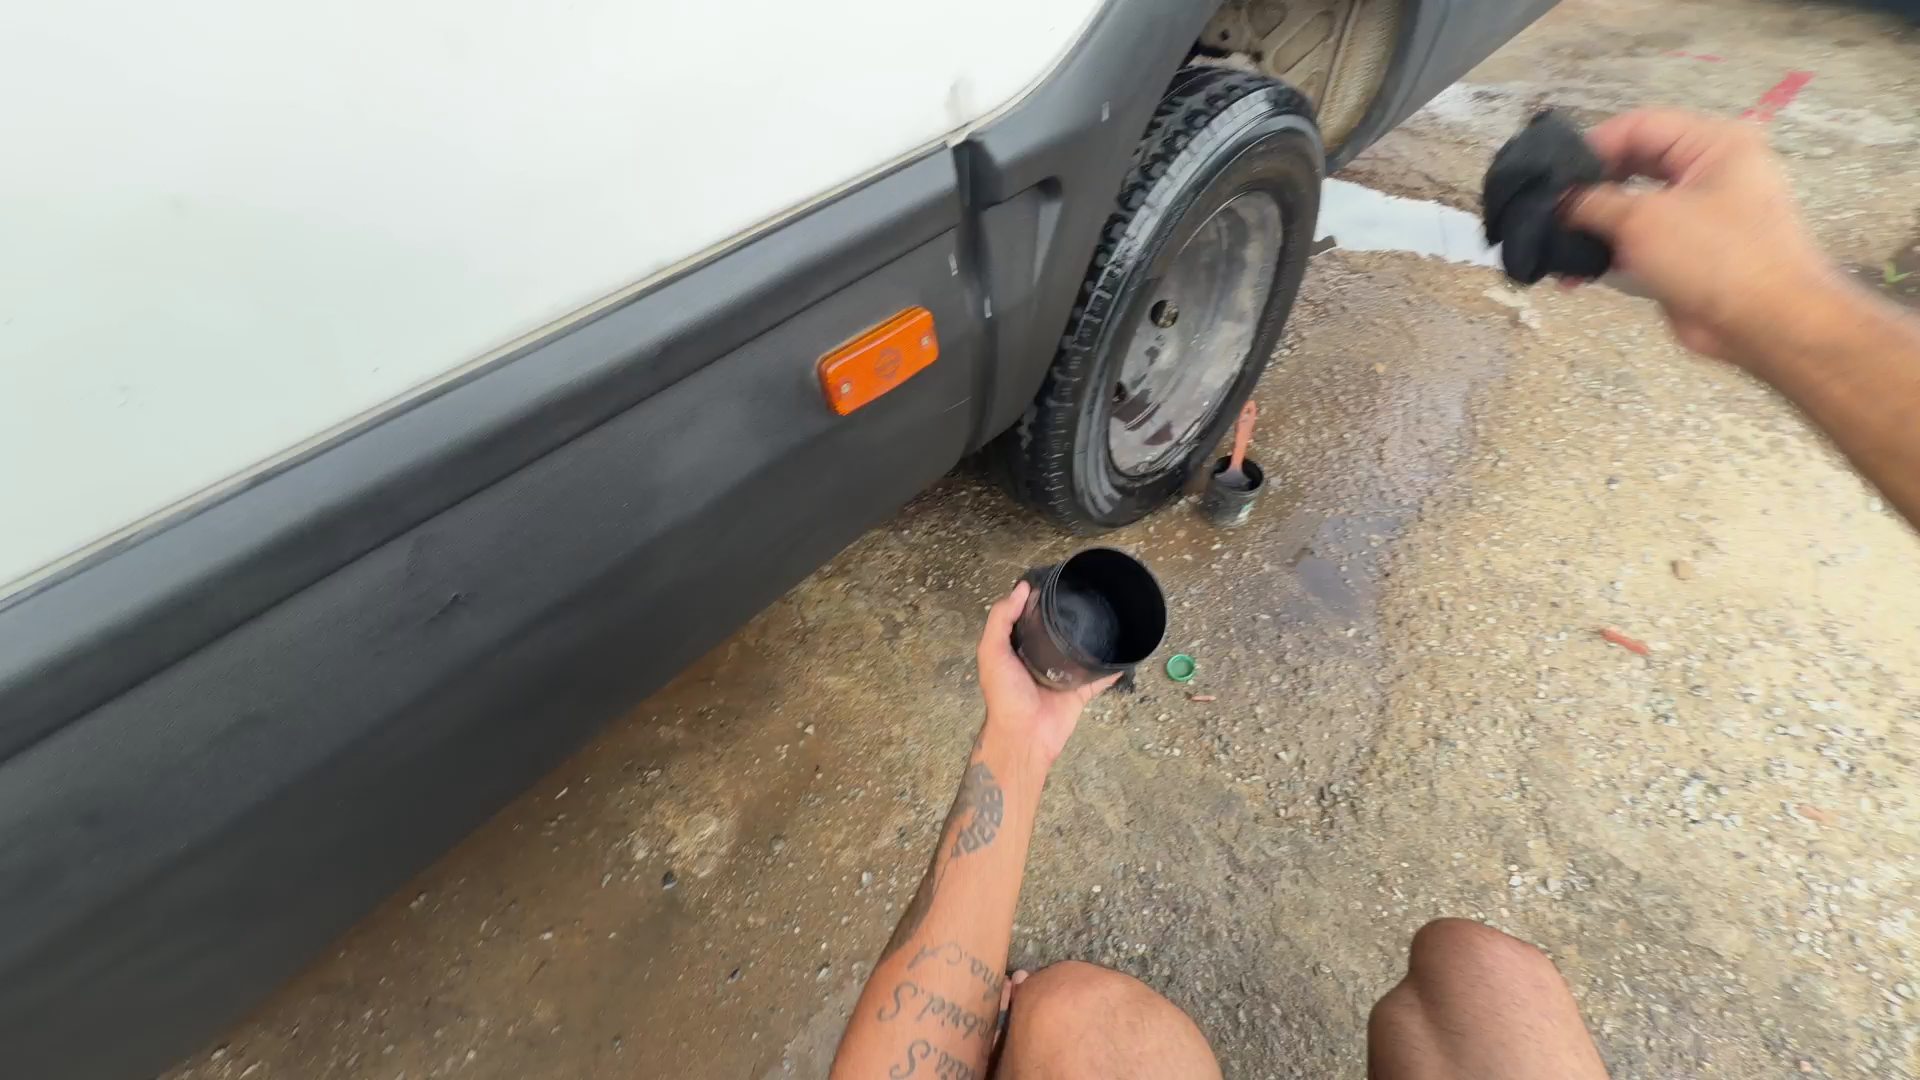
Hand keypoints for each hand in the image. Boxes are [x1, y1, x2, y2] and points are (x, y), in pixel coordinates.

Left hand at [975, 582, 1120, 767]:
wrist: (1025, 735)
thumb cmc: (1004, 694)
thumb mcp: (991, 651)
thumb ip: (1001, 619)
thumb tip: (1021, 589)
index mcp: (1017, 648)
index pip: (1029, 617)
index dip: (1039, 599)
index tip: (1056, 579)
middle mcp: (1039, 658)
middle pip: (1057, 632)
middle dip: (1069, 616)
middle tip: (1088, 594)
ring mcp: (1062, 675)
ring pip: (1080, 652)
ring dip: (1092, 639)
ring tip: (1109, 615)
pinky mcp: (1080, 691)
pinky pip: (1099, 677)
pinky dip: (1111, 667)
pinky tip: (1125, 651)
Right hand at [1561, 108, 1843, 365]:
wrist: (1760, 317)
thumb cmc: (1712, 255)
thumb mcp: (1643, 220)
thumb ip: (1592, 203)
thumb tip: (1556, 200)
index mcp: (1713, 144)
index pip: (1638, 127)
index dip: (1589, 148)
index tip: (1546, 178)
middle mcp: (1705, 170)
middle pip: (1629, 166)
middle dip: (1583, 191)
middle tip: (1541, 213)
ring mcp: (1693, 211)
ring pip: (1625, 206)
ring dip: (1585, 228)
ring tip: (1550, 249)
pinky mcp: (1680, 248)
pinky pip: (1630, 240)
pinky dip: (1600, 253)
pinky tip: (1572, 274)